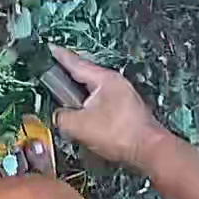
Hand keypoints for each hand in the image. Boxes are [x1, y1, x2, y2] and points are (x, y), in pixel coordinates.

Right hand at [47, 45, 169, 168]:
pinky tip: (83, 113)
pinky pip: (101, 101)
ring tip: (65, 96)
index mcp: (104, 79)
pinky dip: (89, 104)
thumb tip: (57, 116)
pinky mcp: (126, 109)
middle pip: (86, 75)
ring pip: (94, 89)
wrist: (149, 150)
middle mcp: (115, 82)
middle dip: (69, 75)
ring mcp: (123, 95)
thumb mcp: (78, 125)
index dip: (60, 56)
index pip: (76, 63)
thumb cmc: (118, 134)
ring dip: (79, 93)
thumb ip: (61, 116)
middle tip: (53, 72)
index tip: (50, 48)